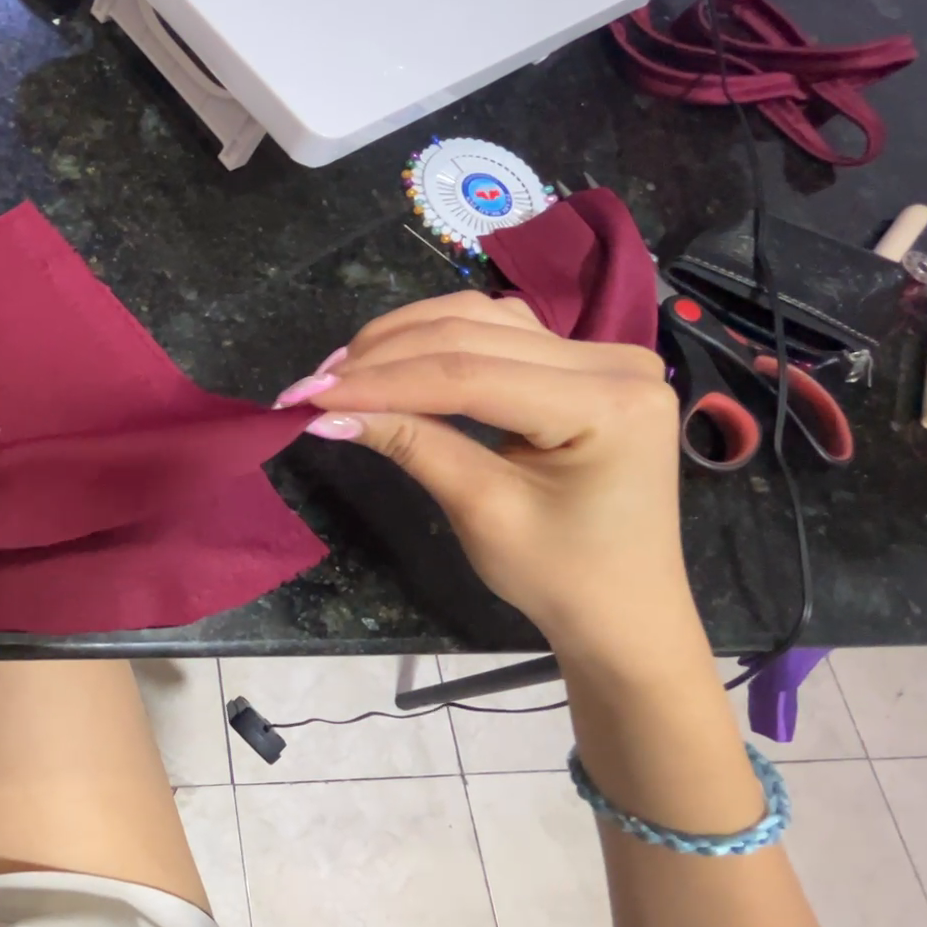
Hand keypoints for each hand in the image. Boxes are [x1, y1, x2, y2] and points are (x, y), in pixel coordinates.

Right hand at [279, 292, 695, 656]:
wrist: (620, 606)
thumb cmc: (559, 574)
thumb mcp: (480, 509)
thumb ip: (410, 445)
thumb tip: (324, 414)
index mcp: (607, 404)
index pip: (468, 375)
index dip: (378, 382)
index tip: (306, 395)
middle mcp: (612, 361)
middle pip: (471, 335)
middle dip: (379, 358)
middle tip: (309, 386)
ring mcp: (597, 355)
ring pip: (477, 320)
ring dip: (400, 340)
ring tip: (338, 372)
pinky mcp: (575, 363)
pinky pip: (493, 332)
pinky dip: (431, 340)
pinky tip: (387, 360)